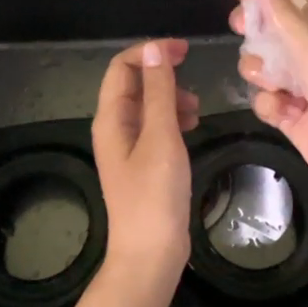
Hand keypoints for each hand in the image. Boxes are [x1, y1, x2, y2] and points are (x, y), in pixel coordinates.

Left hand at [92, 39, 199, 280]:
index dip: (150, 52)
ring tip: (197, 110)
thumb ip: (160, 92)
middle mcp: (114, 129)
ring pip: (147, 106)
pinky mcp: (143, 165)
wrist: (150, 256)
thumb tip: (155, 50)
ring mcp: (128, 149)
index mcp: (110, 119)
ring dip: (171, 98)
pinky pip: (155, 129)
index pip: (121, 67)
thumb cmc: (155, 195)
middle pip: (133, 85)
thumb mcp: (161, 137)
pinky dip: (173, 120)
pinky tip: (192, 127)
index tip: (184, 51)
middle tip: (194, 77)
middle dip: (162, 74)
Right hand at [231, 0, 307, 196]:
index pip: (297, 0)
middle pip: (275, 31)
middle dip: (256, 28)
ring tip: (268, 78)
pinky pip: (266, 99)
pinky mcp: (291, 117)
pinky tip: (278, 109)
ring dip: (260, 68)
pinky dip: (268, 102)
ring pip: (265, 65)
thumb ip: (285, 19)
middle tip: (240, 26)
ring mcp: (302, 87)